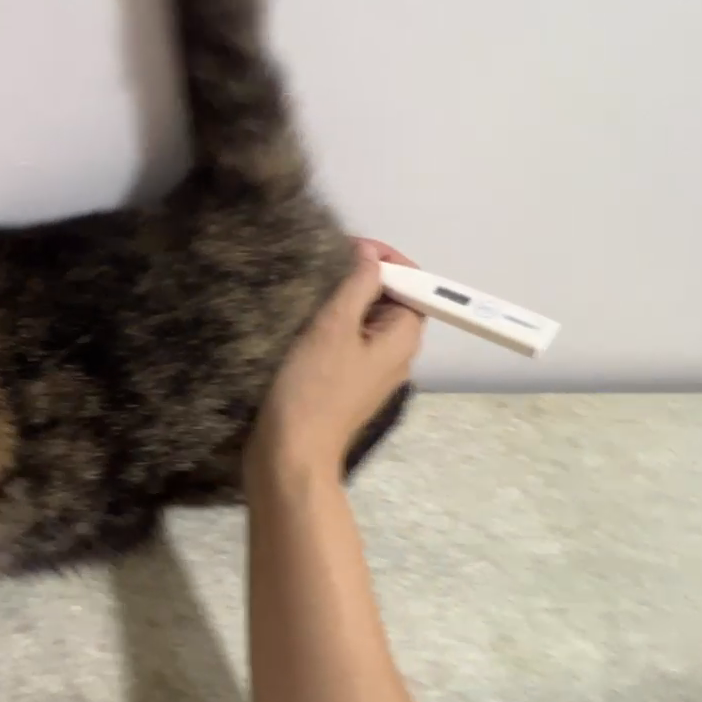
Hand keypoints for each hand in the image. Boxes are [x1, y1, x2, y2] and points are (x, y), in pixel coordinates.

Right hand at [249, 239, 425, 476]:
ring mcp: (369, 373)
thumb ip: (356, 285)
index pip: (412, 283)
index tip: (344, 248)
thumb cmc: (312, 388)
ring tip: (303, 293)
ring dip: (337, 304)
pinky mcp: (342, 385)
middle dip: (357, 279)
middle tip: (317, 268)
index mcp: (403, 337)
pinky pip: (344, 344)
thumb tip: (370, 255)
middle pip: (387, 301)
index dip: (384, 260)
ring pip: (362, 323)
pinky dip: (326, 329)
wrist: (289, 453)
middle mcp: (395, 354)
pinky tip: (297, 327)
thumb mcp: (333, 327)